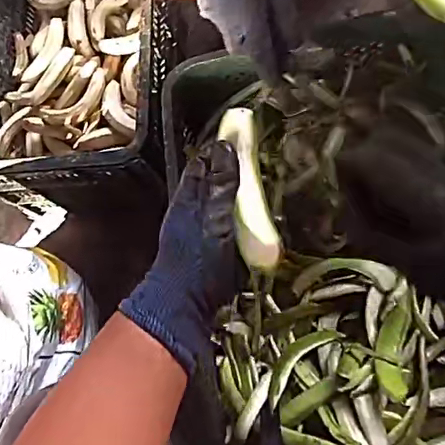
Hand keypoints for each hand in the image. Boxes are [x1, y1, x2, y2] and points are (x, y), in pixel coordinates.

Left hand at [120, 142, 240, 372]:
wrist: (184, 306)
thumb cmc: (197, 260)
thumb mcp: (214, 217)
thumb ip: (221, 184)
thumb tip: (226, 146)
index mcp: (188, 198)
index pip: (204, 162)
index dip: (221, 149)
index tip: (243, 138)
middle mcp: (191, 211)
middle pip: (212, 182)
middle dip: (231, 172)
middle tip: (258, 164)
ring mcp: (198, 231)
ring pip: (219, 204)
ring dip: (237, 197)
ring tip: (260, 191)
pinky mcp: (209, 251)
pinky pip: (227, 227)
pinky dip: (240, 221)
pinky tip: (253, 225)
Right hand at [195, 0, 298, 82]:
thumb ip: (287, 23)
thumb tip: (293, 48)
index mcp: (247, 18)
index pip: (259, 56)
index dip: (269, 73)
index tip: (278, 85)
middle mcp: (225, 23)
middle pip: (244, 52)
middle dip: (260, 58)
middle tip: (279, 57)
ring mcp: (212, 17)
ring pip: (234, 41)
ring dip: (250, 43)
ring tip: (267, 34)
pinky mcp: (205, 10)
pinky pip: (225, 27)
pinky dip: (238, 28)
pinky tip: (248, 15)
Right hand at [337, 131, 444, 373]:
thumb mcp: (410, 265)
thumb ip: (371, 234)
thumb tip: (343, 210)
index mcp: (418, 189)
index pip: (365, 156)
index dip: (344, 172)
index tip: (343, 201)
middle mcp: (433, 169)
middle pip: (382, 140)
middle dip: (361, 162)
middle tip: (357, 197)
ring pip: (401, 145)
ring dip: (381, 165)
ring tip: (378, 202)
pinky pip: (418, 159)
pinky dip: (399, 172)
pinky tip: (403, 206)